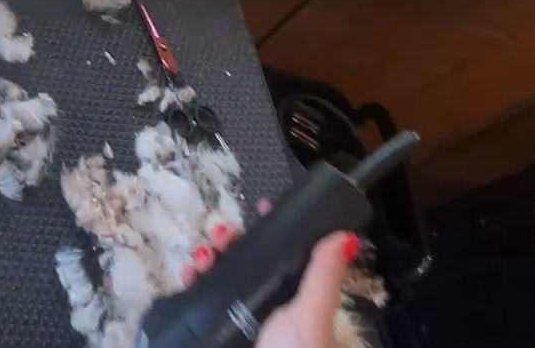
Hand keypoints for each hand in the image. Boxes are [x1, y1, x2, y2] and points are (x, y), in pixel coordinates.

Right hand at [182, 204, 356, 347]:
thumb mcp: (310, 318)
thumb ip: (321, 276)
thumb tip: (346, 234)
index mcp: (296, 300)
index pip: (284, 254)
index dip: (271, 227)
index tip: (260, 204)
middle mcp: (268, 306)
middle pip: (246, 258)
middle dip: (230, 239)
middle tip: (220, 233)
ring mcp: (240, 318)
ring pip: (220, 273)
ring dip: (207, 255)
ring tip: (201, 257)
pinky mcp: (215, 330)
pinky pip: (200, 295)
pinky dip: (192, 278)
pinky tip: (188, 273)